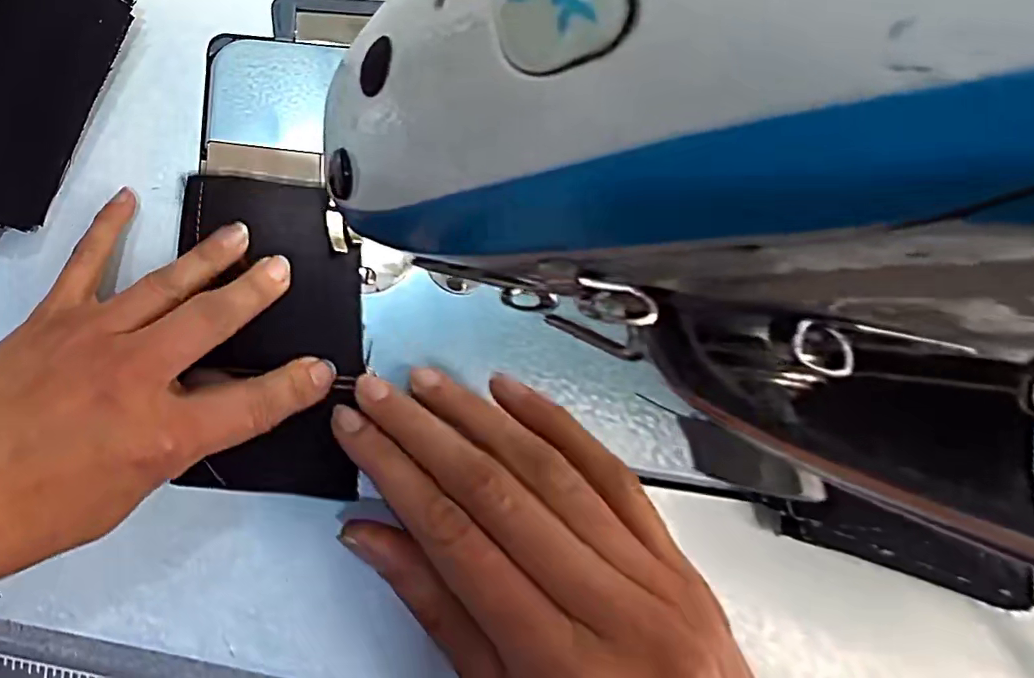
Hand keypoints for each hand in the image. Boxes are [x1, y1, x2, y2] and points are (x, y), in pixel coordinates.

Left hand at [0, 187, 334, 595]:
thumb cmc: (32, 512)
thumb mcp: (120, 496)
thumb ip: (162, 446)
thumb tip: (187, 410)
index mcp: (159, 434)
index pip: (246, 406)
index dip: (290, 388)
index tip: (317, 369)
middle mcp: (137, 373)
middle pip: (211, 322)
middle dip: (253, 293)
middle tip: (279, 269)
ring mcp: (95, 334)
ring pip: (164, 284)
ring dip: (205, 258)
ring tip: (236, 235)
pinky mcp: (56, 315)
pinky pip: (88, 262)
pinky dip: (107, 227)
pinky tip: (125, 200)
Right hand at [333, 369, 750, 677]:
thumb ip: (436, 610)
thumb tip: (368, 534)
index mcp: (564, 664)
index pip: (454, 536)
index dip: (394, 471)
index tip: (356, 431)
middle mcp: (616, 612)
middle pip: (493, 489)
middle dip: (421, 430)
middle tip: (377, 393)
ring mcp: (654, 579)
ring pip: (546, 467)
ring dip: (475, 413)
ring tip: (427, 382)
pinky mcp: (676, 557)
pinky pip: (609, 470)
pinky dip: (553, 421)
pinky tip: (510, 390)